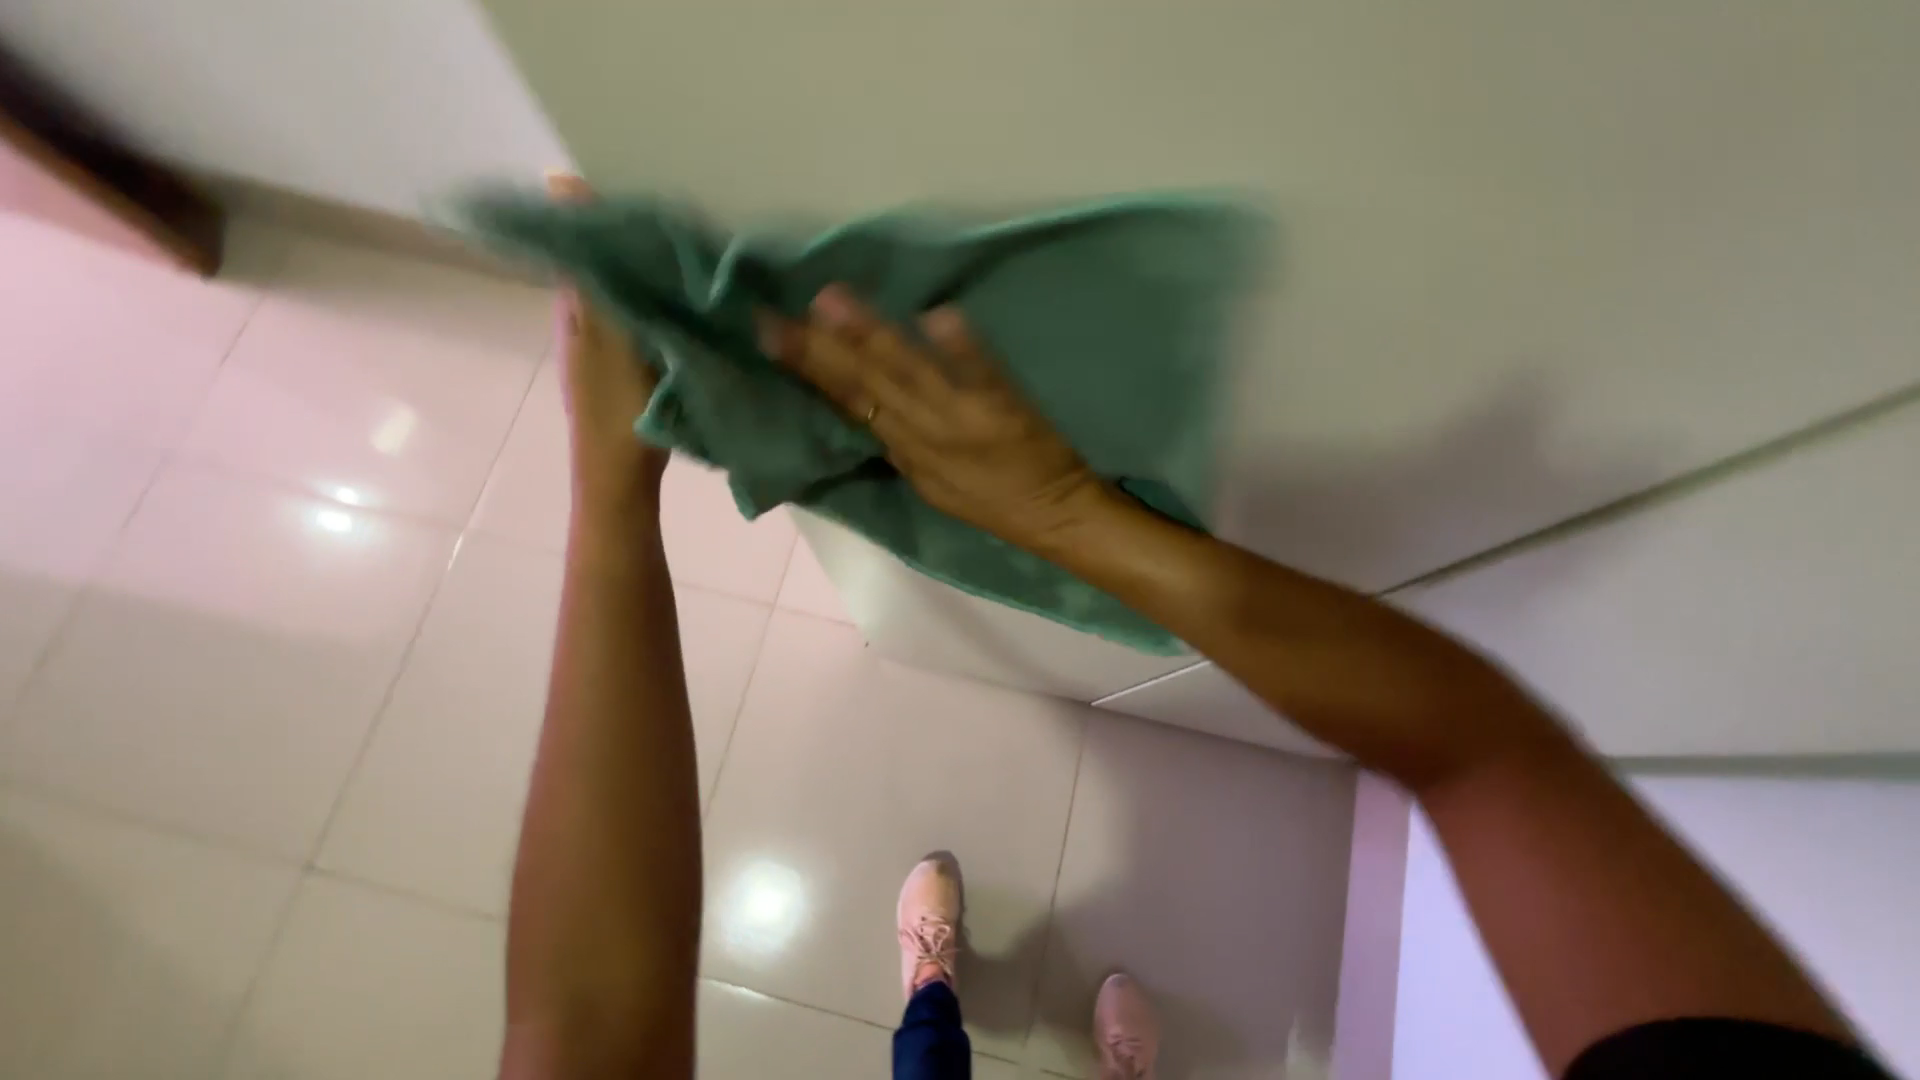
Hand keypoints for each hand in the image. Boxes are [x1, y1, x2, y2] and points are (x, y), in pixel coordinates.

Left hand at [545, 173, 669, 518]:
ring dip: (655, 284)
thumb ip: (595, 265)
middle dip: (638, 251)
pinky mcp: (630, 379)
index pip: (585, 247)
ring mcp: (607, 357)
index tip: (651, 200)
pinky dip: (666, 316)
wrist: (621, 483)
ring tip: (700, 265)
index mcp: (575, 311)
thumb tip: (562, 185)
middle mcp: (585, 328)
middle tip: (689, 232)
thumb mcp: (610, 332)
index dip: (610, 222)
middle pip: (609, 273)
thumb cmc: (617, 409)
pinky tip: (696, 315)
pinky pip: (647, 330)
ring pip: (629, 302)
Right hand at [761, 285, 1114, 548]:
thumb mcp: (934, 486)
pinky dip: (958, 344)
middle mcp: (931, 434)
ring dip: (872, 337)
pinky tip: (935, 313)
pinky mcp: (1006, 403)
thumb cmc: (992, 504)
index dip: (810, 370)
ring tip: (831, 302)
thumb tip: (868, 403)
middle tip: (779, 315)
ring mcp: (968, 416)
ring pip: (910, 373)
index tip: (771, 336)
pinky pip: (978, 370)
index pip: (851, 406)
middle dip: (822, 349)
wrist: (1056, 513)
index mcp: (912, 456)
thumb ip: (902, 445)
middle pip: (870, 385)